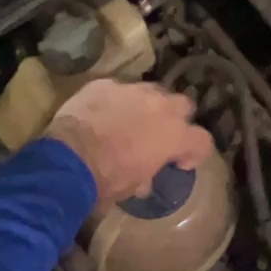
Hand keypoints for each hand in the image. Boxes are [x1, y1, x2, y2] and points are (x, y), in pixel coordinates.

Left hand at [45, 78, 216, 205]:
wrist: (68, 159)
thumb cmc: (106, 180)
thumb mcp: (133, 187)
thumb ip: (147, 175)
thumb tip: (145, 179)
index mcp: (175, 134)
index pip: (202, 140)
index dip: (194, 152)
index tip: (179, 163)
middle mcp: (161, 106)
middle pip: (183, 105)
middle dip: (175, 118)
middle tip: (158, 135)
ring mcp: (133, 90)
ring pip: (152, 91)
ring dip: (147, 106)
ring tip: (129, 121)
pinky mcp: (106, 84)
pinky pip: (119, 89)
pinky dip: (116, 101)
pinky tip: (101, 114)